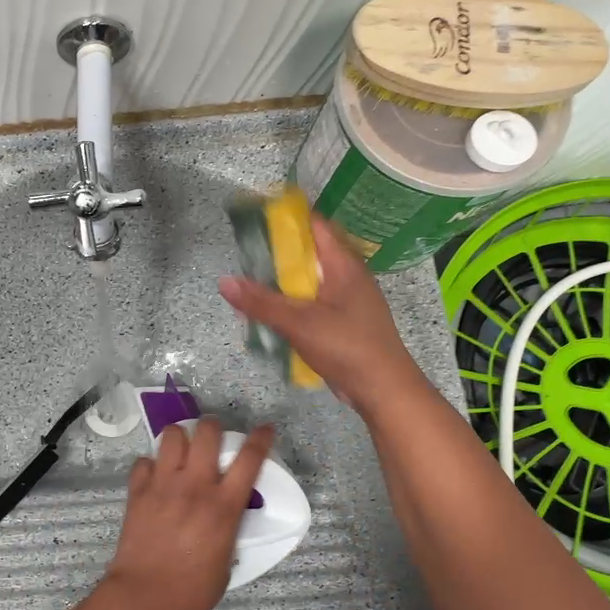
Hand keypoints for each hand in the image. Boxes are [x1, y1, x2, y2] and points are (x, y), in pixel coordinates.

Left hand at [100, 418, 272, 609]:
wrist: (145, 596)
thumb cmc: (193, 590)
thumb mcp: (227, 559)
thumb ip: (229, 529)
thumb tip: (225, 516)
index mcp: (224, 506)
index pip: (250, 459)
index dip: (261, 438)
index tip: (265, 428)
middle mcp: (195, 486)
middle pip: (206, 432)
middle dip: (212, 428)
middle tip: (213, 438)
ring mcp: (163, 485)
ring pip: (172, 436)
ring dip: (180, 438)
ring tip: (181, 451)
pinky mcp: (137, 491)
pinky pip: (143, 461)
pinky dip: (151, 465)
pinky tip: (154, 477)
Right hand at [218, 214, 415, 415]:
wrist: (384, 390)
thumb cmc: (347, 347)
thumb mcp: (299, 323)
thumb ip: (261, 302)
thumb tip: (225, 282)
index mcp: (343, 265)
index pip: (315, 226)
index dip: (286, 219)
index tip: (255, 219)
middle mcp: (348, 277)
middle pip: (309, 254)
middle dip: (277, 255)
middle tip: (246, 258)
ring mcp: (349, 301)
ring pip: (310, 281)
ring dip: (283, 284)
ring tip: (252, 289)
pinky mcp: (346, 322)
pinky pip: (314, 303)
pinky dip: (293, 305)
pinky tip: (273, 317)